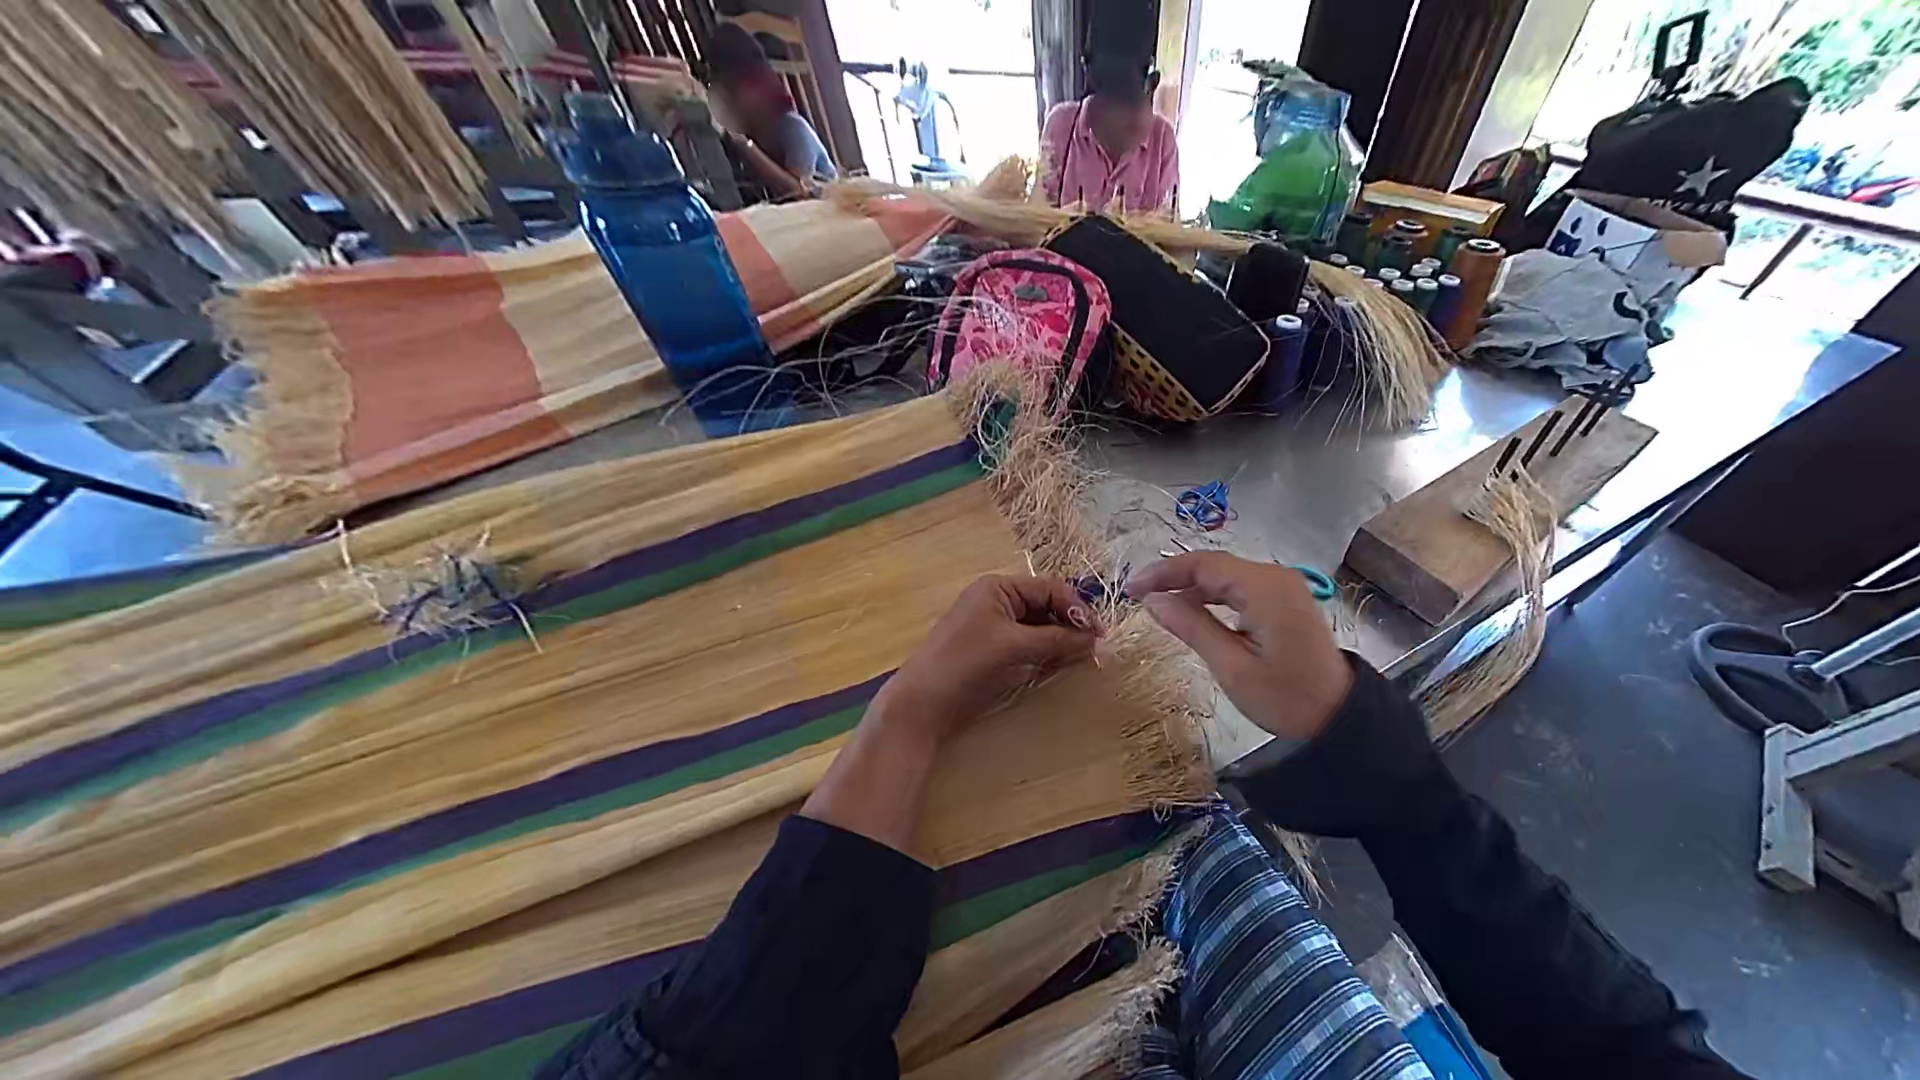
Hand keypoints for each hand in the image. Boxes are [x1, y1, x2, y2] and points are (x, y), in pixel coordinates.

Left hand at [869, 575, 1100, 743]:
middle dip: (1071, 626)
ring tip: (1083, 659)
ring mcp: (998, 628)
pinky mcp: (998, 654)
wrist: (924, 703)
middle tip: (1096, 649)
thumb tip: (1096, 641)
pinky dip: (1049, 655)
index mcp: (998, 587)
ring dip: (1063, 642)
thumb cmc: (964, 662)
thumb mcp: (1012, 645)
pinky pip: (1032, 648)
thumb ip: (1055, 640)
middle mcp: (999, 602)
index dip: (1076, 609)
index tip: (1100, 634)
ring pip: (1042, 629)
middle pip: (1047, 607)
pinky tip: (1061, 667)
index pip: (1049, 589)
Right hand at [1127, 552, 1351, 739]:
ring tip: (1157, 603)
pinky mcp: (1284, 601)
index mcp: (1264, 588)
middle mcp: (1275, 577)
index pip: (1203, 565)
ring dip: (1190, 586)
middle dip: (1172, 577)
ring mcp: (1282, 587)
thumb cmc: (1286, 698)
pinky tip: (1191, 610)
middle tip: (1138, 596)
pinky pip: (1239, 587)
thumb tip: (1152, 600)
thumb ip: (1191, 626)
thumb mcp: (1231, 666)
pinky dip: (1211, 595)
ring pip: (1224, 575)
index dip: (1162, 573)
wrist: (1341, 720)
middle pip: (1213, 565)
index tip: (1131, 589)